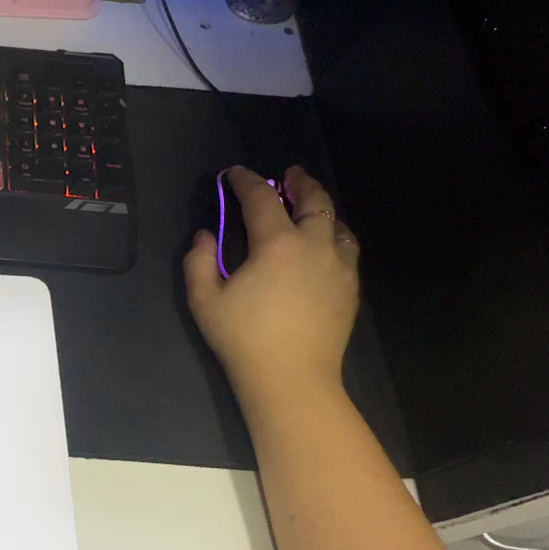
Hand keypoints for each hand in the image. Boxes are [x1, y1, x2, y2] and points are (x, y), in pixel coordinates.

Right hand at [184, 165, 360, 399]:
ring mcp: (338, 264)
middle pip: (313, 201)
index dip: (246, 182)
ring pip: (336, 223)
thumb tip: (204, 236)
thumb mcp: (204, 301)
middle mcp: (314, 244)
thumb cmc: (241, 337)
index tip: (235, 174)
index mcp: (276, 244)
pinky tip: (324, 244)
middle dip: (299, 183)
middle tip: (289, 175)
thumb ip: (199, 262)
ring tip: (310, 208)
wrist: (290, 376)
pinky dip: (333, 235)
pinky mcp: (350, 286)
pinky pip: (346, 247)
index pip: (261, 200)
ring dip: (321, 209)